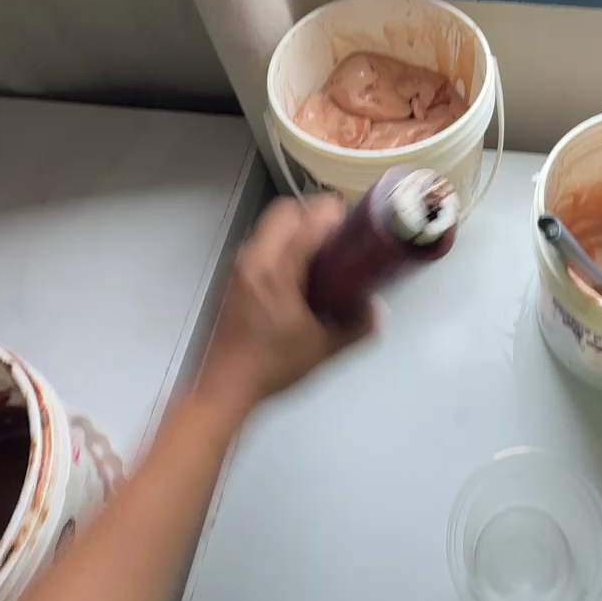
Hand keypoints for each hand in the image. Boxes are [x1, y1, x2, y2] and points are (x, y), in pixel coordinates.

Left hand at [191, 195, 375, 414]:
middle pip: (285, 210)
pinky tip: (298, 271)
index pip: (308, 221)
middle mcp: (254, 258)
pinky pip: (261, 242)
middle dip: (314, 212)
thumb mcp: (323, 349)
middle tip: (338, 233)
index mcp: (277, 271)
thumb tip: (379, 310)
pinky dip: (282, 241)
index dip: (335, 214)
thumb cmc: (272, 366)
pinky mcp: (232, 277)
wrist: (222, 390)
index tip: (356, 223)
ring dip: (297, 225)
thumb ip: (357, 327)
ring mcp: (239, 265)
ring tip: (321, 250)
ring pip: (270, 224)